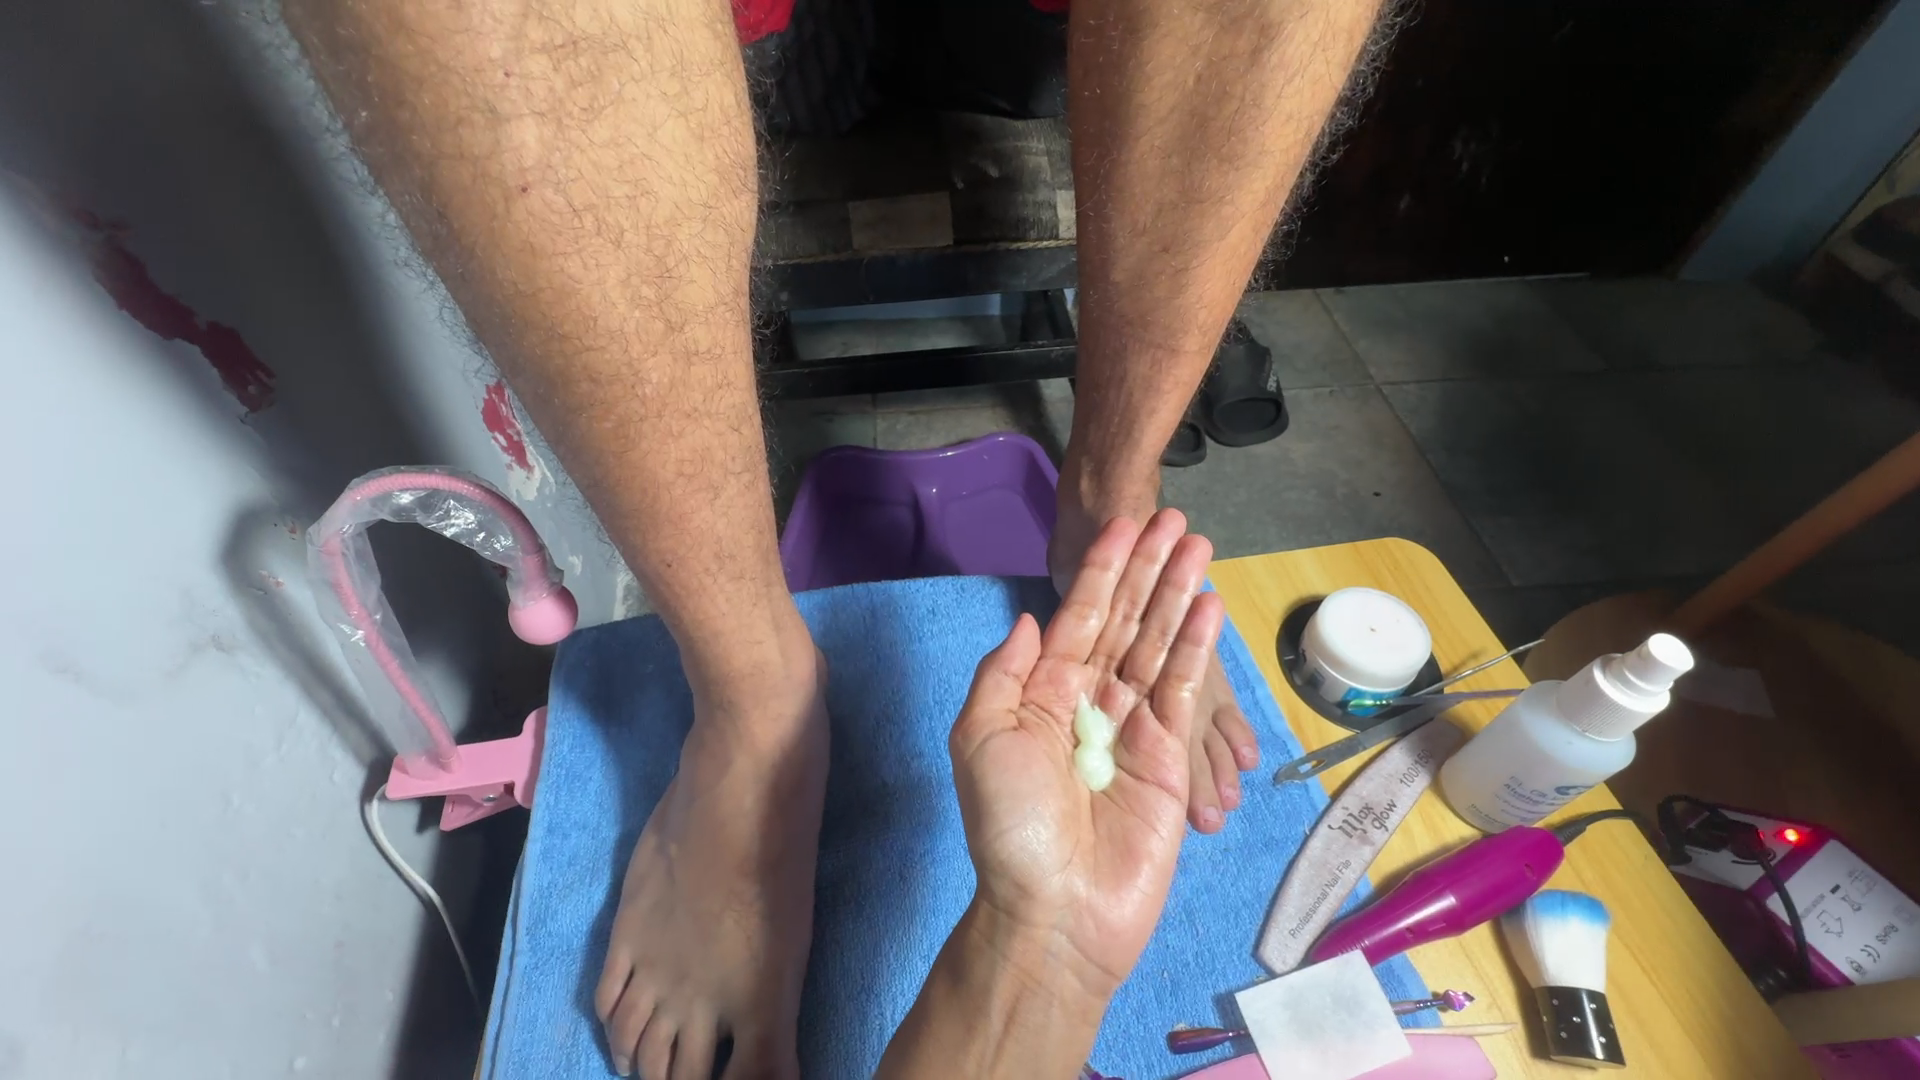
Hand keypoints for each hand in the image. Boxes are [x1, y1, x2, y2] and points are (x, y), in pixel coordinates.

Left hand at [948, 510, 1223, 992]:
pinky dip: (1197, 645)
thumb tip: (1031, 620)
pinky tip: (1208, 605)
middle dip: (1147, 568)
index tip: (1122, 525)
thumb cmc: (1011, 823)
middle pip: (1124, 618)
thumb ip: (1005, 672)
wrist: (1055, 908)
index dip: (1099, 570)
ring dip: (1177, 593)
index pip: (1078, 615)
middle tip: (1174, 518)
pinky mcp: (1170, 754)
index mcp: (1044, 691)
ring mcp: (1134, 724)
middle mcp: (1091, 698)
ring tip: (1199, 545)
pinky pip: (1185, 689)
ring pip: (1158, 642)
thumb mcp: (982, 736)